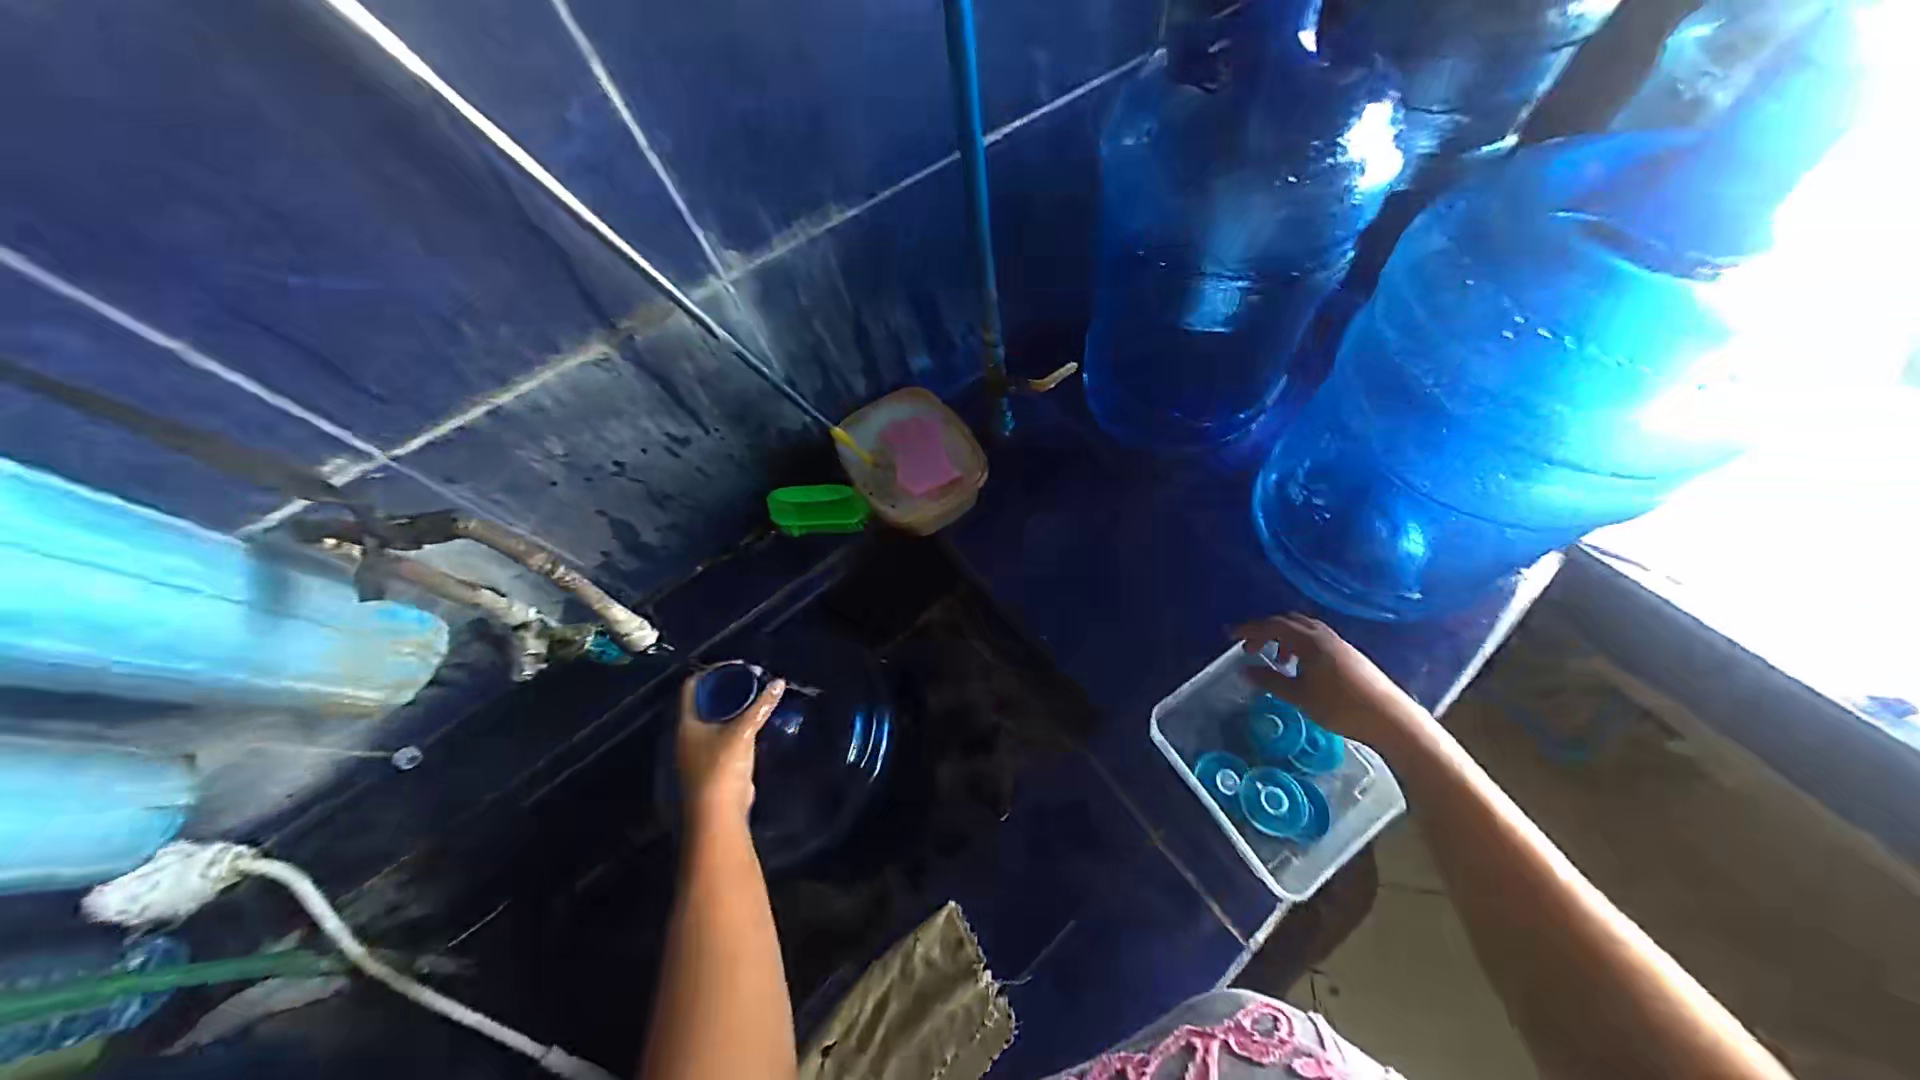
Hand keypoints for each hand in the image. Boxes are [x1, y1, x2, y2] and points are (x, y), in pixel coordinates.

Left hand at [677, 671, 785, 829]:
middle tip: (749, 679)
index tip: (733, 666)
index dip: (710, 673)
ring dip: (733, 708)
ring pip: (715, 720)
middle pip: (704, 703)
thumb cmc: (722, 767)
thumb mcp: (743, 732)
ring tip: (755, 696)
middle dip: (725, 689)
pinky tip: (755, 722)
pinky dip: (737, 725)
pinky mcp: (714, 764)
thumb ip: (760, 706)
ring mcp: (700, 751)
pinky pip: (725, 735)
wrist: (719, 813)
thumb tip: (778, 682)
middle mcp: (688, 735)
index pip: (692, 687)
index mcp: (687, 723)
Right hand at [1232, 614, 1433, 753]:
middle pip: (1288, 621)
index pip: (1271, 625)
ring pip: (1304, 629)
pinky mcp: (1348, 654)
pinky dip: (1300, 644)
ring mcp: (1339, 643)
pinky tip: (1300, 667)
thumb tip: (1246, 669)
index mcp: (1308, 641)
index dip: (1249, 629)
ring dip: (1284, 637)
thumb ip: (1271, 680)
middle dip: (1265, 630)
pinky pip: (1316, 638)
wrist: (1390, 718)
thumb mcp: (1299, 696)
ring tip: (1277, 659)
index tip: (1231, 635)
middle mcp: (1323, 635)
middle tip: (1250, 648)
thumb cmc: (1340, 707)